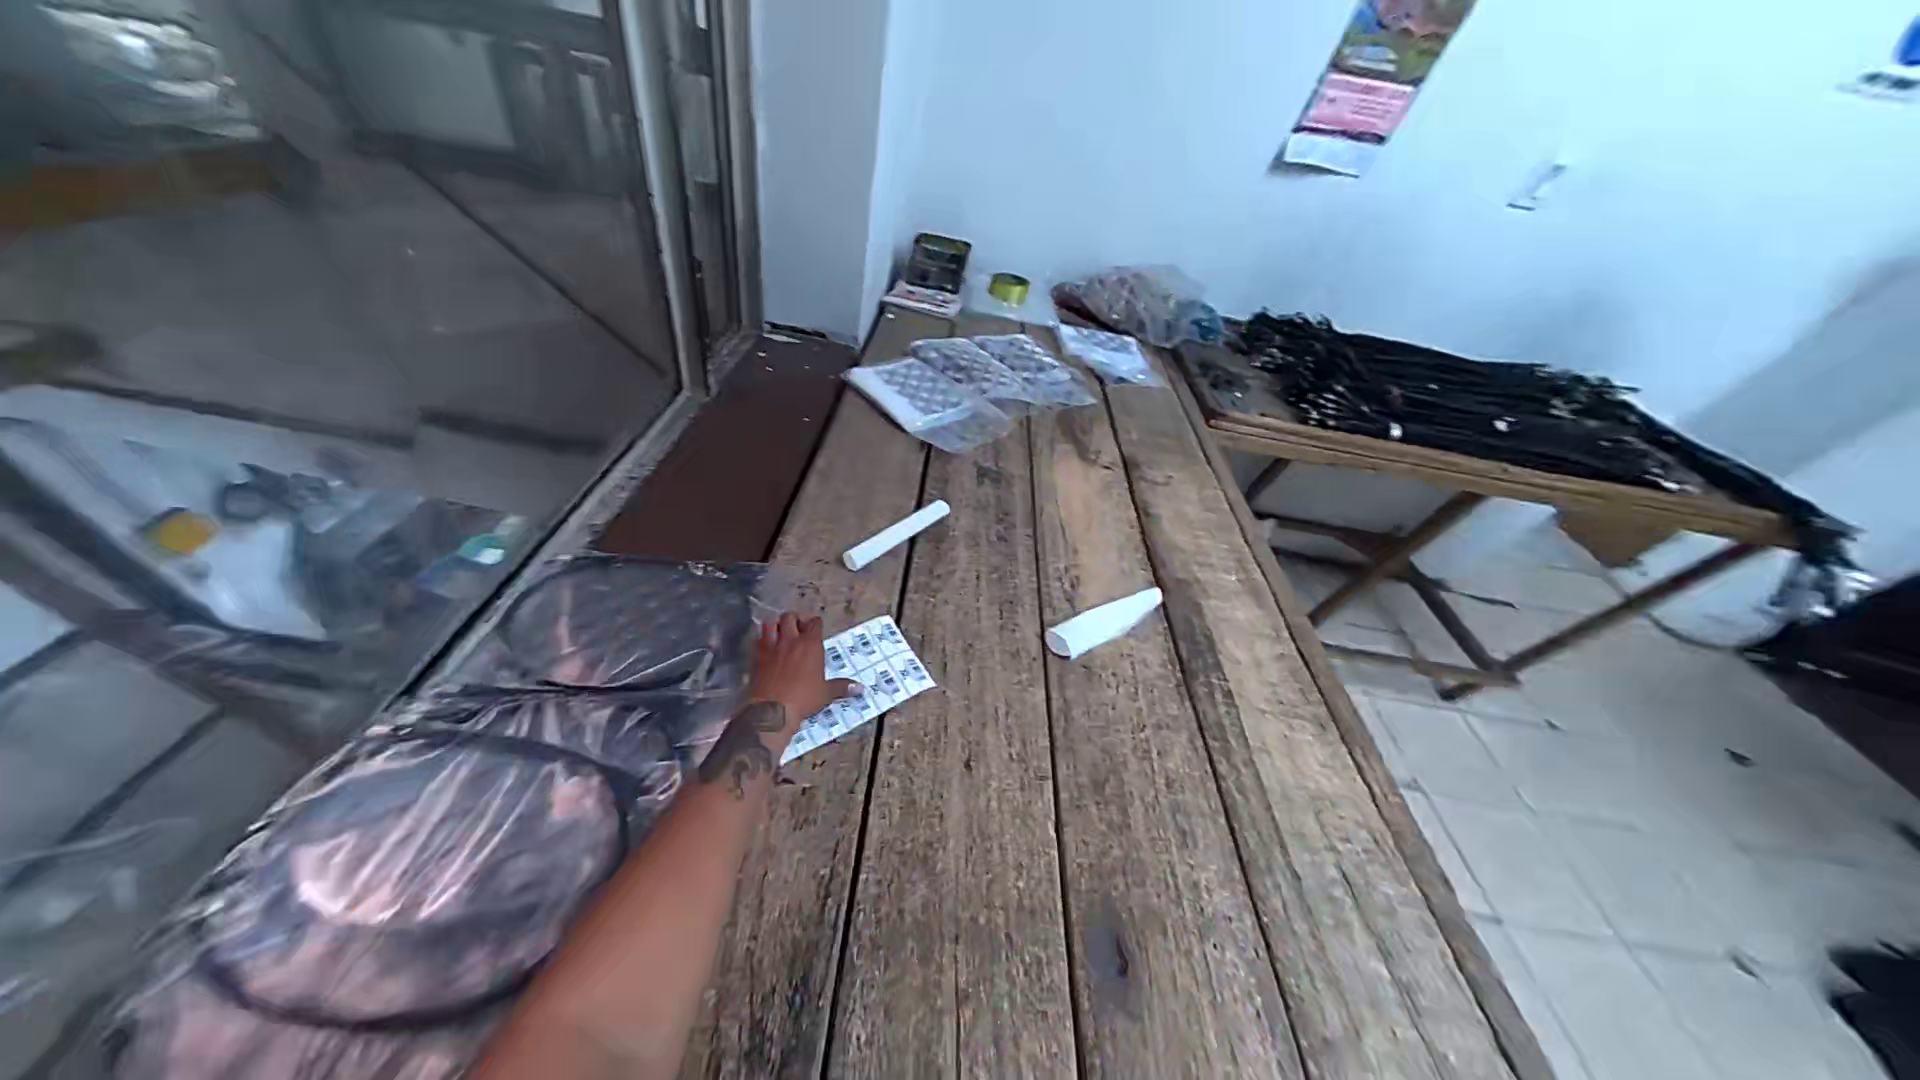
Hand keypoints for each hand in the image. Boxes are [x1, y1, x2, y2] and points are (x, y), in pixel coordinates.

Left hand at [747, 613, 859, 736]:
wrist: (773, 710)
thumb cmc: (803, 699)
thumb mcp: (826, 693)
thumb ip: (842, 687)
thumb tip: (860, 688)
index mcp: (810, 645)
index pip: (814, 623)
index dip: (815, 623)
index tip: (816, 628)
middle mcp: (791, 641)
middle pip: (790, 617)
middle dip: (795, 619)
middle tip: (798, 627)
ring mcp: (771, 646)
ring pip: (770, 623)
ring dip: (775, 624)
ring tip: (780, 631)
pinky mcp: (757, 656)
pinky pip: (758, 639)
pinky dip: (762, 638)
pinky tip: (766, 645)